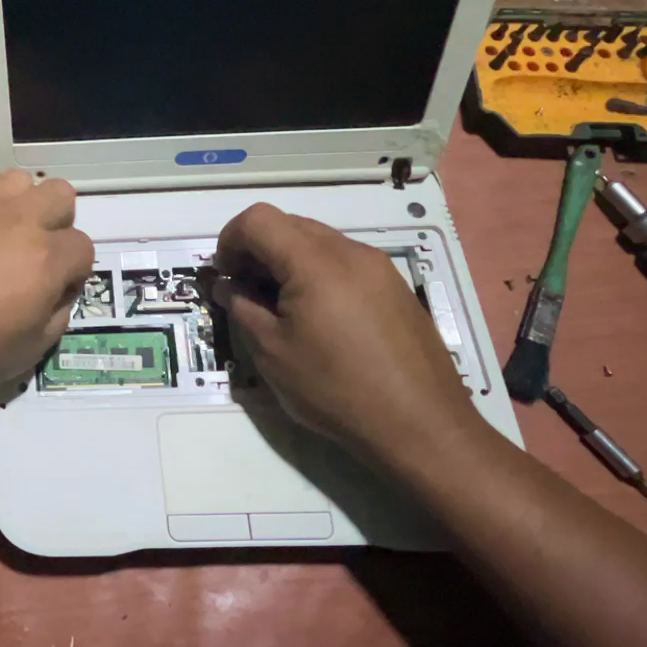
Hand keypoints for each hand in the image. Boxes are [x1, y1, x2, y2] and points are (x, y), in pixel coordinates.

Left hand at [0, 170, 93, 410]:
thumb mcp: (32, 349)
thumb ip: (59, 311)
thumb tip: (58, 288)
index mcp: (45, 259)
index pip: (83, 247)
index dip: (73, 272)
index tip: (54, 290)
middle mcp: (17, 221)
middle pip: (61, 195)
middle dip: (57, 224)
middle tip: (35, 255)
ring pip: (20, 180)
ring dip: (20, 205)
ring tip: (2, 235)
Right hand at [212, 203, 477, 457]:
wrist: (422, 427)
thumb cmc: (336, 389)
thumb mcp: (273, 352)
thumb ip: (242, 307)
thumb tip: (227, 285)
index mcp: (315, 262)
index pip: (258, 219)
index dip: (230, 239)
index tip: (224, 275)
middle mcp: (350, 251)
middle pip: (289, 224)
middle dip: (257, 248)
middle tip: (246, 291)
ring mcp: (378, 266)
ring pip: (317, 240)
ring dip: (287, 260)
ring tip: (280, 306)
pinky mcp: (395, 287)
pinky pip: (344, 261)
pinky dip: (317, 272)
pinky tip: (318, 317)